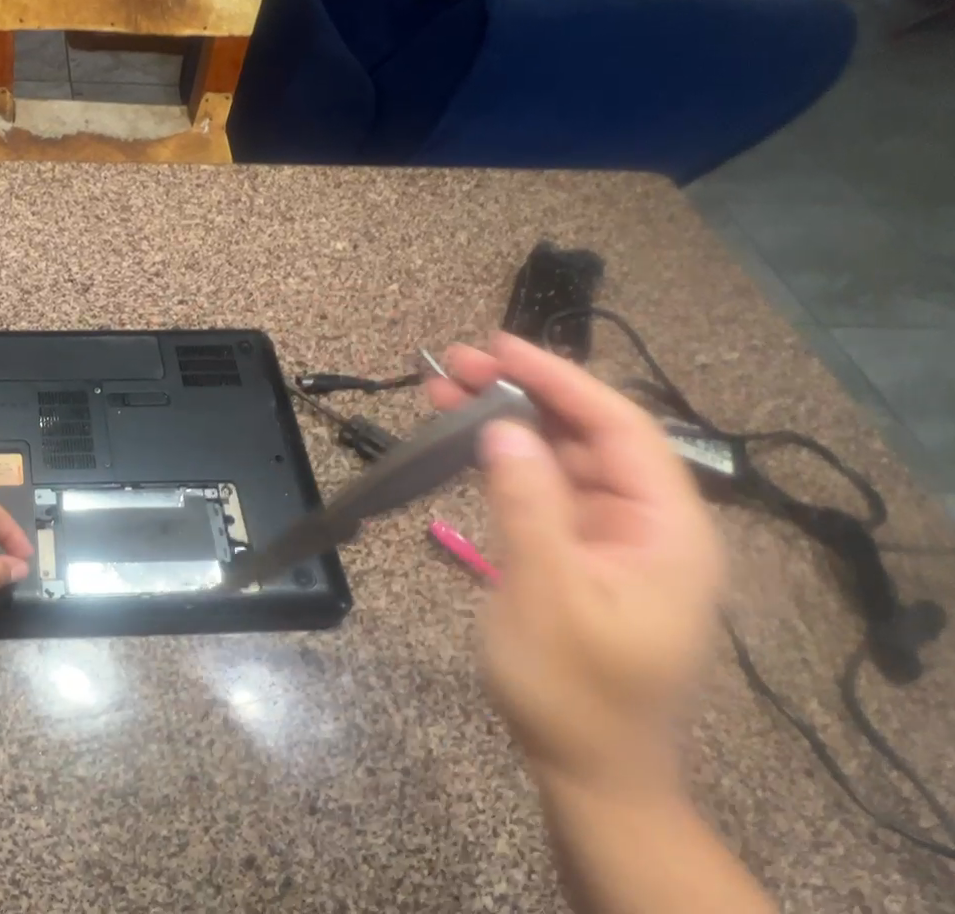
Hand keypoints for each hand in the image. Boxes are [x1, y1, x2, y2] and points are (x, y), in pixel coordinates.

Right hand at [427, 333, 725, 796]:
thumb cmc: (572, 687)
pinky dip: (501, 461)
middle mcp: (644, 521)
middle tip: (452, 367)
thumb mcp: (546, 595)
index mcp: (667, 529)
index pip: (619, 428)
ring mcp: (607, 536)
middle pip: (585, 434)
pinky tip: (463, 442)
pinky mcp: (573, 551)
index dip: (561, 379)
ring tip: (441, 392)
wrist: (584, 763)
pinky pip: (539, 489)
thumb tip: (502, 429)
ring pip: (556, 456)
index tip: (498, 347)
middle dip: (521, 394)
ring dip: (503, 422)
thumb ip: (528, 505)